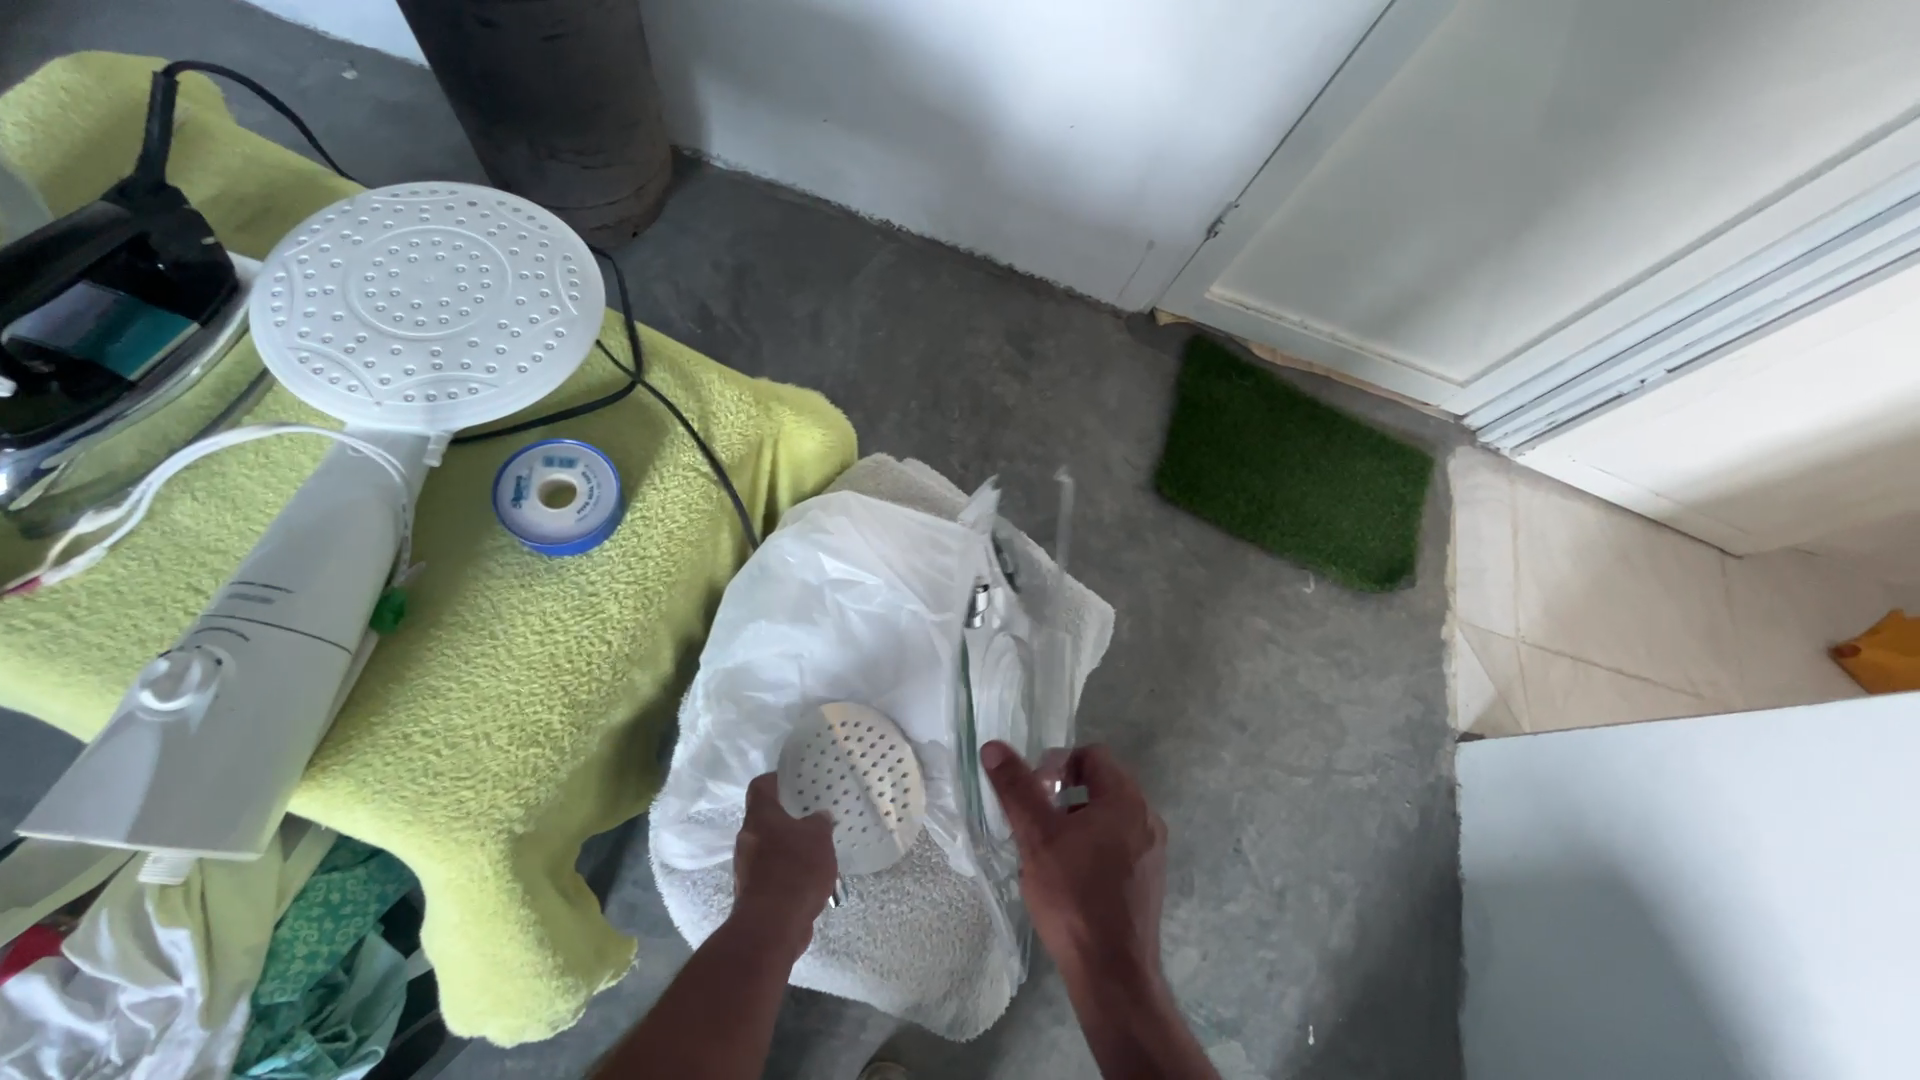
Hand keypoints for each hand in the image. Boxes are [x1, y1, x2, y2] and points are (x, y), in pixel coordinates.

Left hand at [731, 772, 837, 960]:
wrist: (772, 925)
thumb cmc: (795, 869)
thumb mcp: (819, 838)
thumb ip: (819, 823)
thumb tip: (818, 817)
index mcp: (760, 817)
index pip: (760, 787)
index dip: (776, 780)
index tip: (793, 781)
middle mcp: (747, 838)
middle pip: (764, 819)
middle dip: (787, 819)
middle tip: (812, 818)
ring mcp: (746, 867)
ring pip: (768, 848)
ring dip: (788, 848)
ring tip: (815, 852)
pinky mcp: (752, 892)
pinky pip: (771, 873)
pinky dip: (787, 873)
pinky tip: (808, 880)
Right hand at [981, 741, 1168, 989]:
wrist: (1112, 971)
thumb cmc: (1074, 895)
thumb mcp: (1037, 836)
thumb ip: (1016, 788)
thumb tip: (994, 747)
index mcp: (1126, 799)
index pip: (1091, 755)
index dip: (1056, 764)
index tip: (1034, 794)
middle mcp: (1147, 818)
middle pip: (1100, 784)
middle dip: (1062, 795)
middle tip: (1035, 822)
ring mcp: (1152, 851)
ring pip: (1107, 817)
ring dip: (1075, 822)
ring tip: (1046, 852)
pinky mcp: (1148, 879)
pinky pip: (1117, 844)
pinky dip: (1092, 847)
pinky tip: (1068, 877)